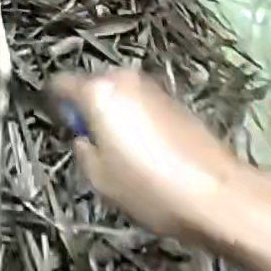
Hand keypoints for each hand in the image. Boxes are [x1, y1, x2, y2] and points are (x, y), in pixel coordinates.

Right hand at [49, 68, 249, 238]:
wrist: (216, 192)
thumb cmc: (151, 187)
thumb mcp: (101, 179)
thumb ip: (82, 151)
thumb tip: (85, 139)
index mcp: (98, 92)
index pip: (61, 82)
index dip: (54, 100)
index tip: (60, 120)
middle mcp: (122, 78)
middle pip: (92, 84)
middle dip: (87, 106)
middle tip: (93, 141)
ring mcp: (149, 85)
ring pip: (118, 92)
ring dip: (113, 110)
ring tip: (123, 148)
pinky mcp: (172, 97)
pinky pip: (140, 100)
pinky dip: (136, 115)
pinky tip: (147, 148)